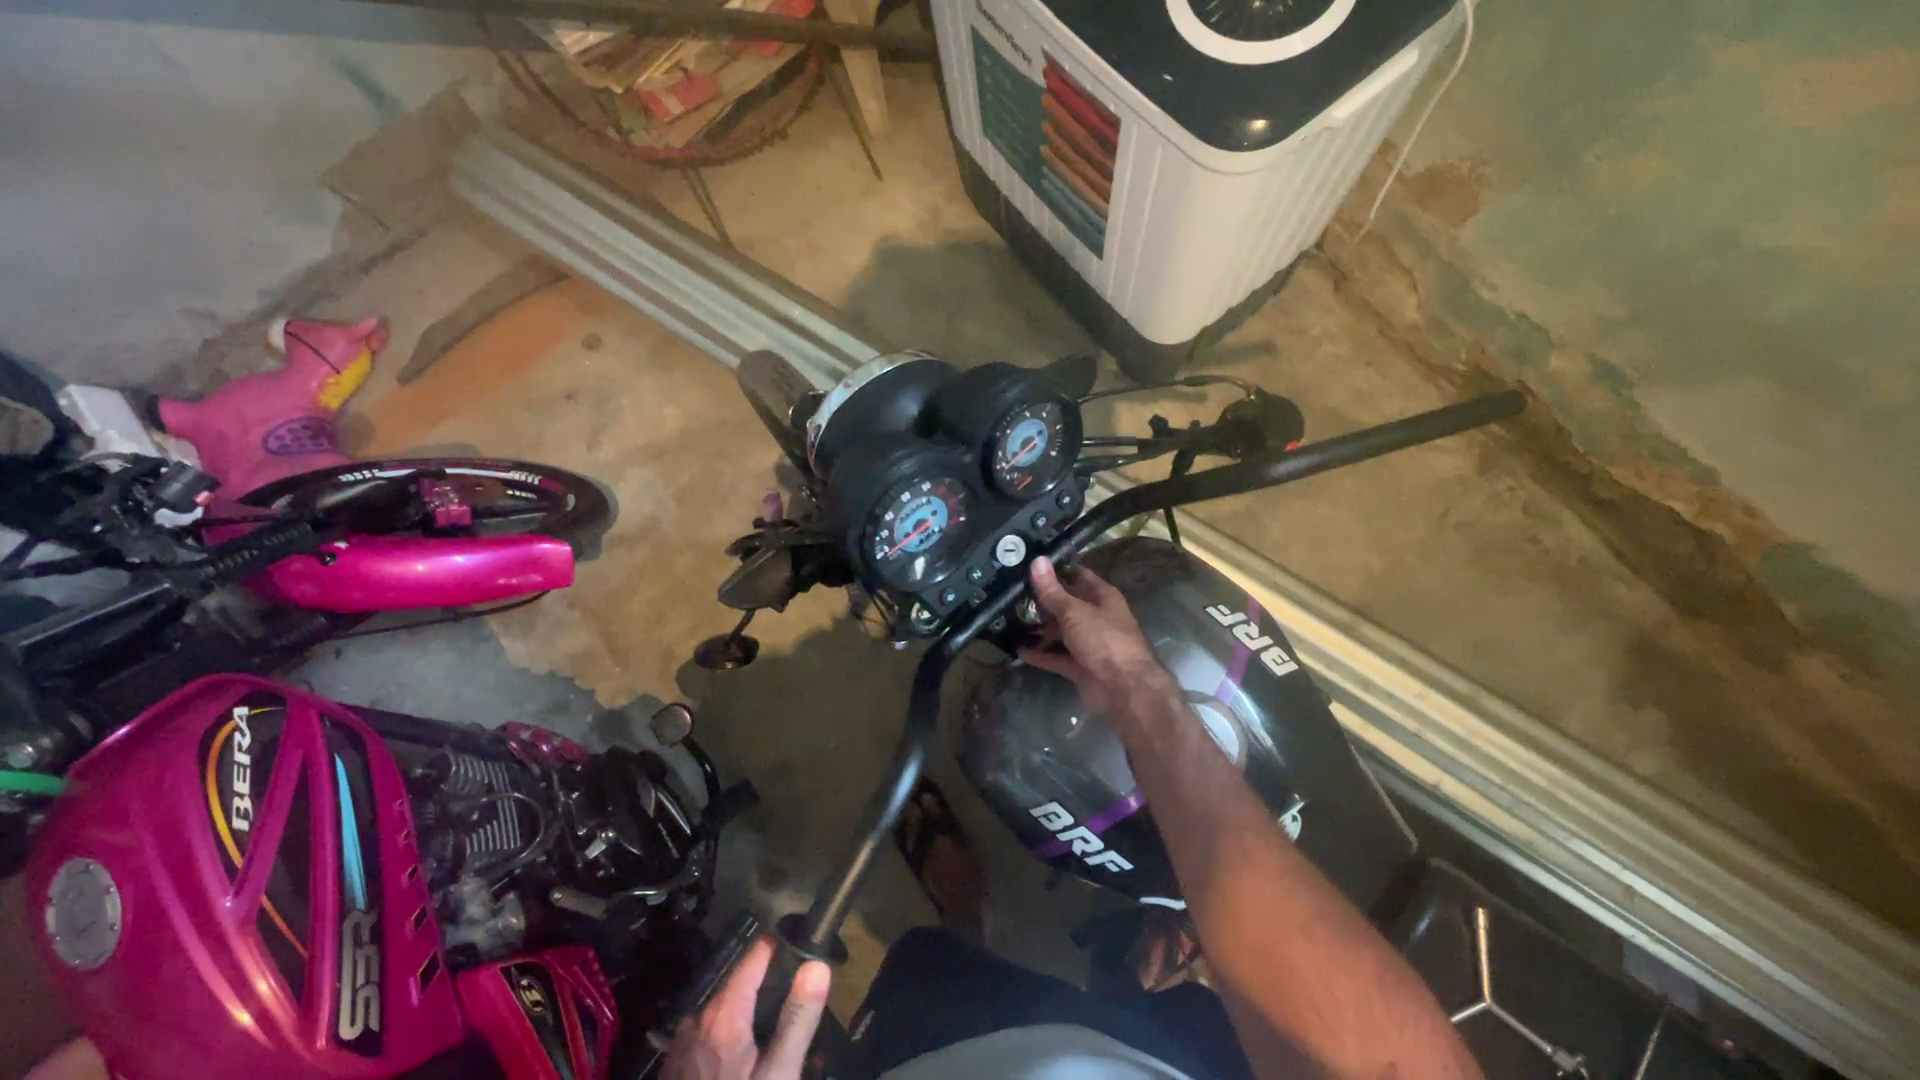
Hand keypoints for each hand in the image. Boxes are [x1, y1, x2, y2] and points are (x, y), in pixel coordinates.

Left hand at [663, 939, 830, 1079]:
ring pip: (726, 1013)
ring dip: (752, 1017)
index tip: (803, 945)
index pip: (754, 957)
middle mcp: (698, 1019)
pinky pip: (712, 1037)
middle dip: (770, 988)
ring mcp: (684, 1044)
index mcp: (724, 1014)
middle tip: (802, 1003)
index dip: (779, 948)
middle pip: (740, 985)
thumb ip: (798, 1019)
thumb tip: (817, 964)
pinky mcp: (677, 1067)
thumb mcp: (779, 1074)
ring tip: (781, 1039)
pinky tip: (750, 1063)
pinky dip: (734, 1039)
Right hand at [1019, 557, 1172, 717]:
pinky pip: (1056, 656)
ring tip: (1009, 620)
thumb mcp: (1074, 611)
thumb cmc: (1103, 640)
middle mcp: (1096, 617)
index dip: (1056, 569)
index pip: (1077, 575)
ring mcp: (1088, 643)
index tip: (1028, 565)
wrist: (1123, 688)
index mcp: (1102, 597)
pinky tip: (1018, 649)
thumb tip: (1037, 560)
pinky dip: (1040, 654)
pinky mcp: (1079, 666)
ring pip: (1060, 631)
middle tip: (1011, 594)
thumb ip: (1053, 590)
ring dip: (1039, 628)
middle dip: (1042, 601)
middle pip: (1066, 604)